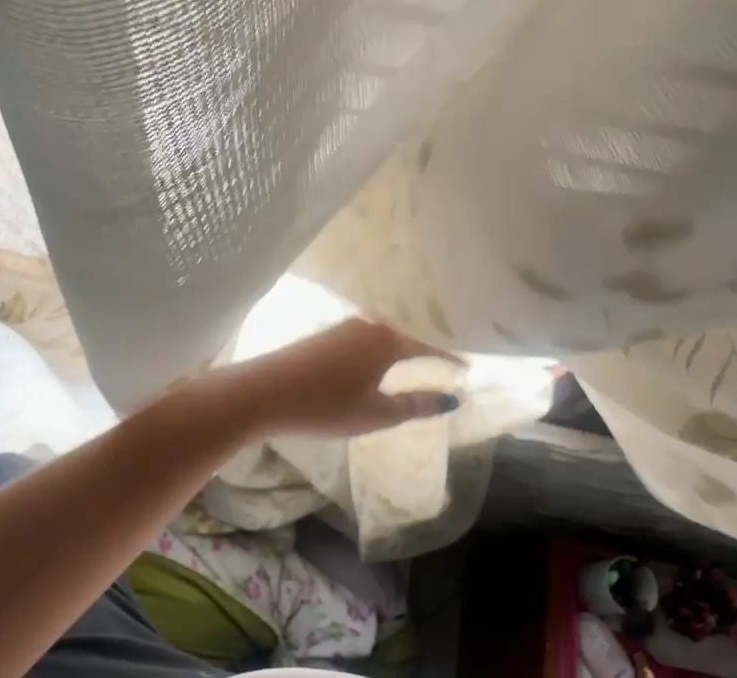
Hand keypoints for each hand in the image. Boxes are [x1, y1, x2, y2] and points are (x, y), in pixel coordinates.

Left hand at [201, 318, 463, 438]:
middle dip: (432, 337)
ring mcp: (347, 324)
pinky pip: (369, 331)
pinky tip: (385, 351)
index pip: (430, 342)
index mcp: (387, 339)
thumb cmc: (325, 405)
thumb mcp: (375, 413)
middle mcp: (370, 323)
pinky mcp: (329, 332)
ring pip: (388, 327)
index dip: (452, 355)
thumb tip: (453, 399)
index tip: (471, 365)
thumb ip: (415, 404)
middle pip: (409, 326)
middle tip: (457, 346)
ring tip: (426, 348)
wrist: (265, 390)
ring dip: (407, 336)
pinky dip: (386, 339)